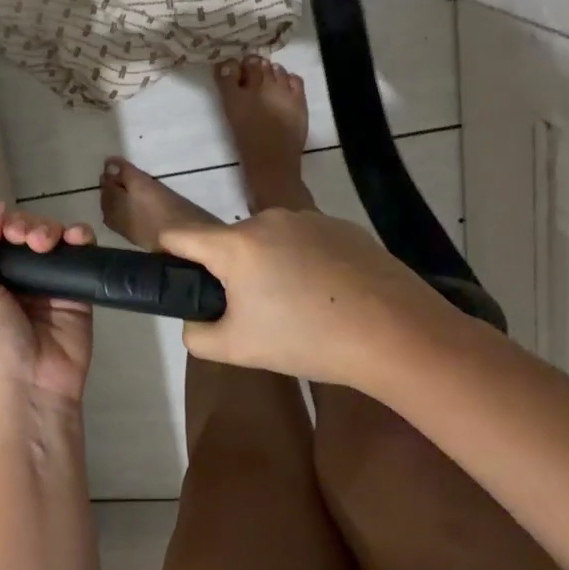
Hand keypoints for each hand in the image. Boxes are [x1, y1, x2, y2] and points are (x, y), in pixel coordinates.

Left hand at [0, 202, 97, 412]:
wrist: (32, 390)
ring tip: (47, 244)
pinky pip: (80, 256)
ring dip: (50, 229)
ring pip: (52, 237)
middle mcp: (15, 277)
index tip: (7, 230)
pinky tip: (77, 239)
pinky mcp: (78, 292)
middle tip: (27, 241)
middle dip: (27, 226)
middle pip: (24, 230)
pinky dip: (80, 239)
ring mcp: (48, 284)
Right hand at [159, 208, 458, 384]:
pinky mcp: (344, 227)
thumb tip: (196, 320)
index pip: (177, 235)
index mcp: (234, 244)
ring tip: (297, 308)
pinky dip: (305, 265)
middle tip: (251, 313)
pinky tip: (330, 298)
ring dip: (267, 267)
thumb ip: (196, 334)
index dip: (166, 255)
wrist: (401, 336)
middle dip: (228, 272)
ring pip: (267, 242)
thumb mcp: (237, 350)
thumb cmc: (309, 341)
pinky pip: (305, 243)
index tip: (178, 281)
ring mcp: (309, 219)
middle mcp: (267, 219)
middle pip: (227, 242)